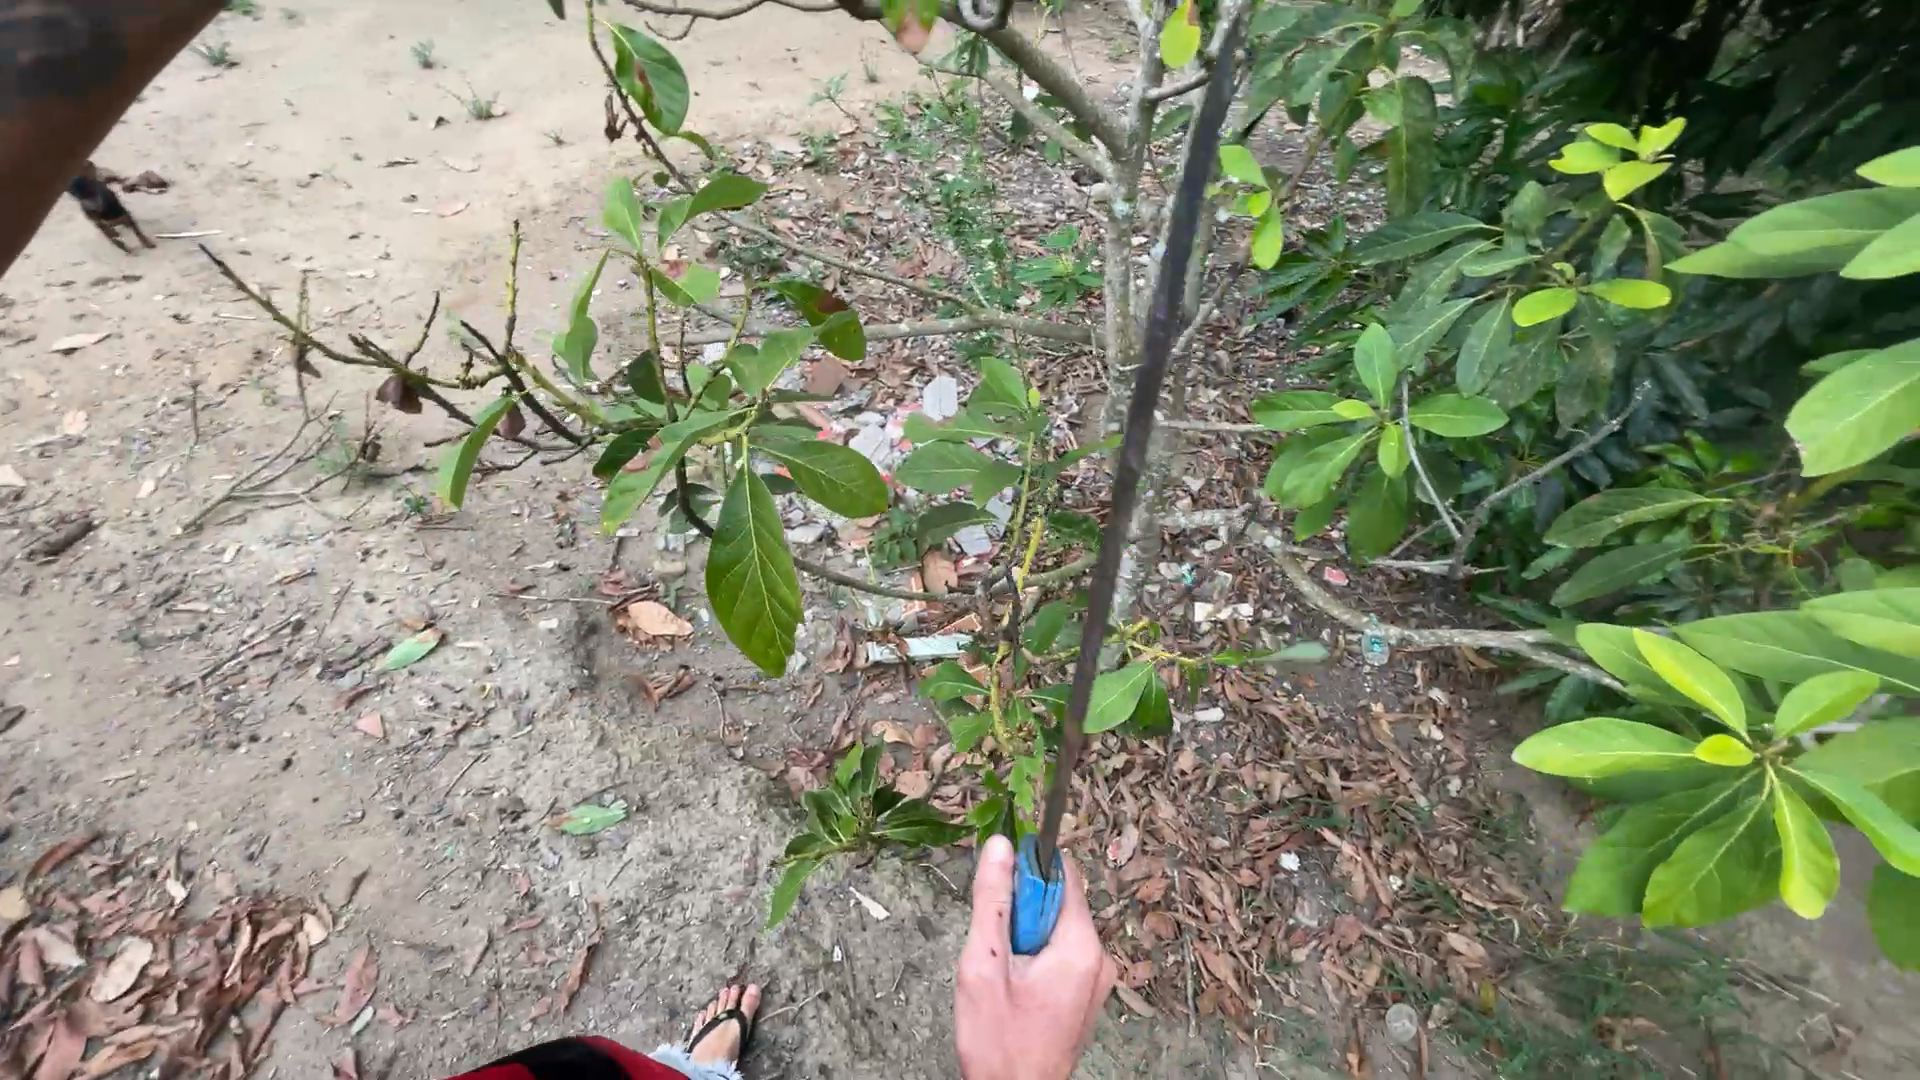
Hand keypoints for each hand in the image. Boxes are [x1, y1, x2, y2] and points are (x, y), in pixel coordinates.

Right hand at [953, 835, 1117, 1079]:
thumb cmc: (999, 1042)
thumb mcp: (984, 965)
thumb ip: (992, 901)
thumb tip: (1000, 844)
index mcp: (1082, 945)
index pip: (1064, 873)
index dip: (1028, 868)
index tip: (999, 885)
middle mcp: (1100, 958)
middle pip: (1059, 900)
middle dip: (1022, 910)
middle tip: (995, 944)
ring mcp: (1097, 978)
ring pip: (1057, 927)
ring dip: (1026, 934)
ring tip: (1004, 970)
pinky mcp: (1086, 993)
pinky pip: (1062, 952)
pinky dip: (1036, 954)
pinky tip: (1015, 985)